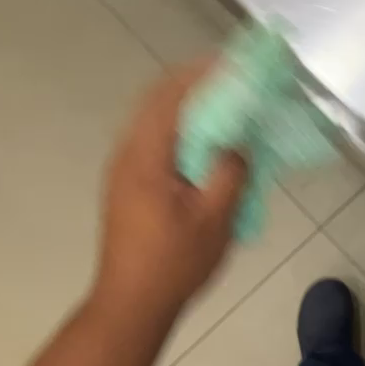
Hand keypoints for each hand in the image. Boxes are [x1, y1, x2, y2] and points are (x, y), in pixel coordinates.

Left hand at [89, 63, 248, 327]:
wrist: (131, 303)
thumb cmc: (174, 263)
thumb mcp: (214, 218)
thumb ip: (230, 173)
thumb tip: (239, 143)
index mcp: (146, 156)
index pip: (172, 96)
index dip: (204, 73)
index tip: (236, 62)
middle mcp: (128, 153)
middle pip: (158, 100)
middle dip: (196, 82)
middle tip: (235, 78)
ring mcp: (125, 169)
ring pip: (156, 119)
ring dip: (189, 105)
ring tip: (228, 104)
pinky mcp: (130, 185)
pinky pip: (158, 140)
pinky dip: (184, 128)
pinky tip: (210, 142)